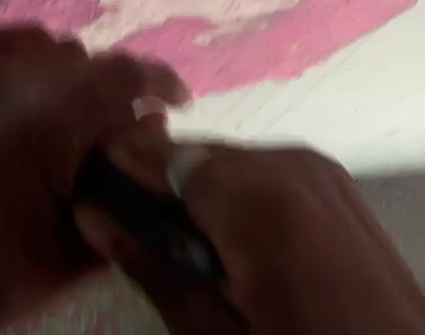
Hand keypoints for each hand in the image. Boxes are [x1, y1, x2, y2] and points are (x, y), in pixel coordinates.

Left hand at [0, 25, 189, 334]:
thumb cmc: (11, 268)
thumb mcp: (85, 237)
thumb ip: (127, 176)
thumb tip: (155, 123)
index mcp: (48, 125)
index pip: (120, 74)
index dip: (161, 80)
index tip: (182, 101)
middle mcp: (18, 87)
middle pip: (94, 61)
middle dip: (123, 90)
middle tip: (135, 130)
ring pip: (61, 50)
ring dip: (86, 78)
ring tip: (94, 120)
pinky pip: (22, 42)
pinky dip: (45, 56)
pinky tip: (55, 91)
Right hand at [75, 137, 424, 333]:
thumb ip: (152, 267)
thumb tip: (92, 214)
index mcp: (262, 200)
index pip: (165, 156)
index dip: (121, 169)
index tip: (87, 188)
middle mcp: (292, 164)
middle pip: (196, 156)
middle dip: (159, 185)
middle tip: (132, 232)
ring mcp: (320, 170)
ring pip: (227, 163)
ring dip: (197, 194)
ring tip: (185, 250)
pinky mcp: (336, 185)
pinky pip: (262, 174)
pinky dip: (235, 198)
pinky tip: (231, 248)